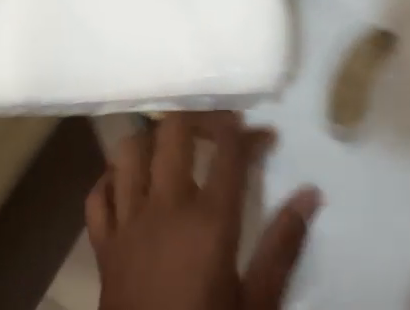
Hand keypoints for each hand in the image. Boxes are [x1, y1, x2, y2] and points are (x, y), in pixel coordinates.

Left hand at [87, 112, 321, 309]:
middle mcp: (165, 207)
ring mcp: (128, 223)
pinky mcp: (103, 245)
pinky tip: (131, 186)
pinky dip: (112, 181)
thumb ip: (283, 246)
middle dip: (199, 118)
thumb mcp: (257, 302)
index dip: (248, 133)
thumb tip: (310, 195)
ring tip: (174, 149)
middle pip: (173, 132)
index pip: (229, 151)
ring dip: (151, 141)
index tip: (265, 135)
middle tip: (220, 128)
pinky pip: (98, 194)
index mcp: (209, 221)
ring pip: (129, 152)